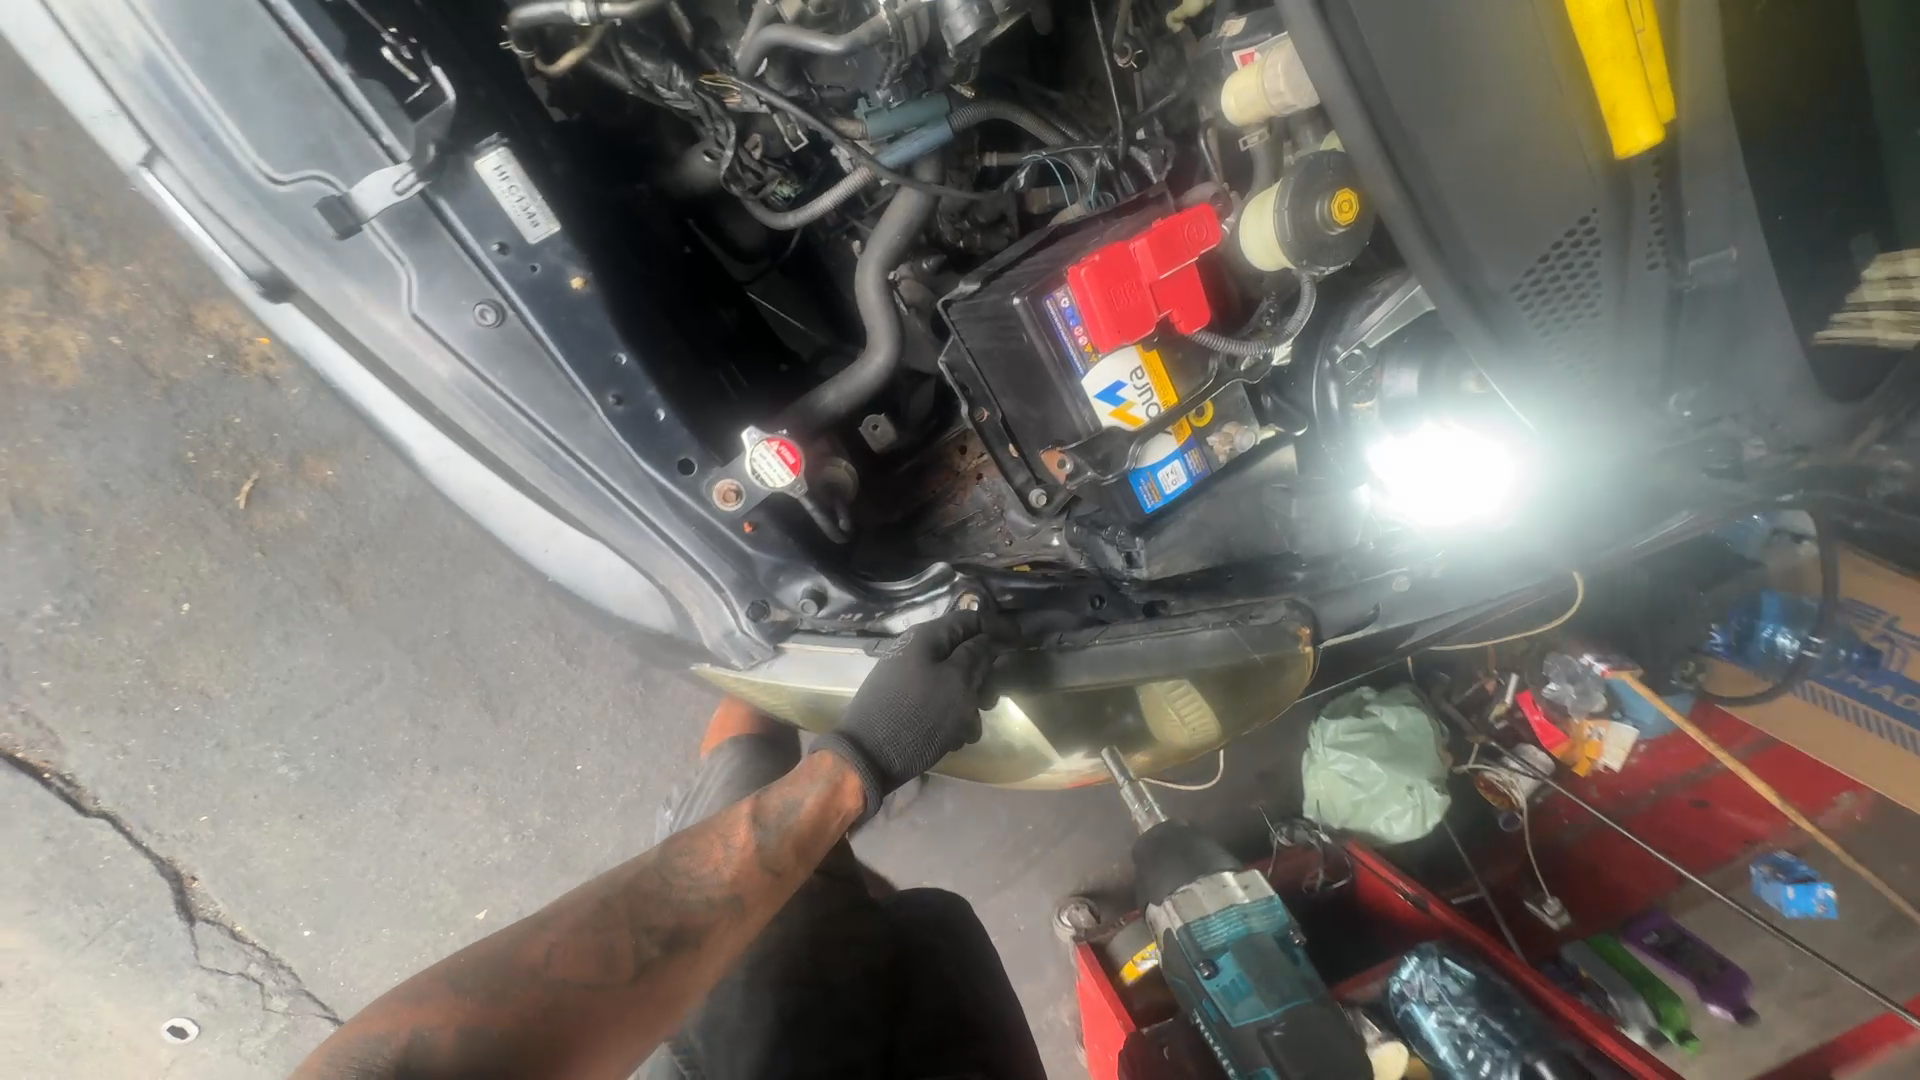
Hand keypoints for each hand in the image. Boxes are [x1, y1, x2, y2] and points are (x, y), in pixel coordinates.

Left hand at [813, 610, 994, 821]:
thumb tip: (986, 639)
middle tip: (990, 700)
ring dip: (967, 704)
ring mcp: (905, 678)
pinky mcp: (901, 703)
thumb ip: (976, 656)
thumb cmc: (918, 716)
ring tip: (968, 729)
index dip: (997, 628)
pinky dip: (949, 717)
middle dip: (981, 677)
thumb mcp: (957, 684)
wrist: (866, 758)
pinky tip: (952, 740)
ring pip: (951, 682)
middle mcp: (914, 651)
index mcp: (926, 637)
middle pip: (961, 652)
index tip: (1020, 642)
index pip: (969, 620)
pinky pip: (935, 702)